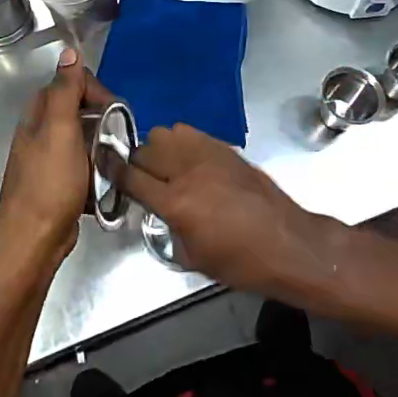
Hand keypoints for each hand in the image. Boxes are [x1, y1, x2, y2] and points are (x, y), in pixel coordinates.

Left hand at [0, 48, 113, 263]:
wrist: (35, 238)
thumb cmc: (49, 182)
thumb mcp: (60, 130)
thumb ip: (64, 91)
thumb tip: (69, 51)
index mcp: (38, 114)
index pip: (70, 84)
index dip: (94, 91)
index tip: (114, 110)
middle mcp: (40, 131)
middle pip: (78, 111)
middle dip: (103, 120)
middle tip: (120, 137)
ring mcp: (49, 159)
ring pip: (84, 140)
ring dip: (103, 147)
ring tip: (117, 161)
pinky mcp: (59, 183)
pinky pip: (85, 166)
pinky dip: (97, 171)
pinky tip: (107, 183)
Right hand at [118, 124, 354, 311]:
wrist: (292, 246)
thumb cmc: (243, 264)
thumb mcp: (194, 258)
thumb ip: (167, 228)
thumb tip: (156, 211)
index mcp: (176, 204)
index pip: (130, 176)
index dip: (113, 171)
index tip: (105, 167)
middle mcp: (187, 173)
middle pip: (143, 150)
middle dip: (137, 163)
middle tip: (144, 177)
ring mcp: (207, 156)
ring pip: (164, 133)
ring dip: (158, 148)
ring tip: (166, 165)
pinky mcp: (224, 149)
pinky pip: (189, 133)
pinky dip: (181, 143)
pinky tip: (189, 160)